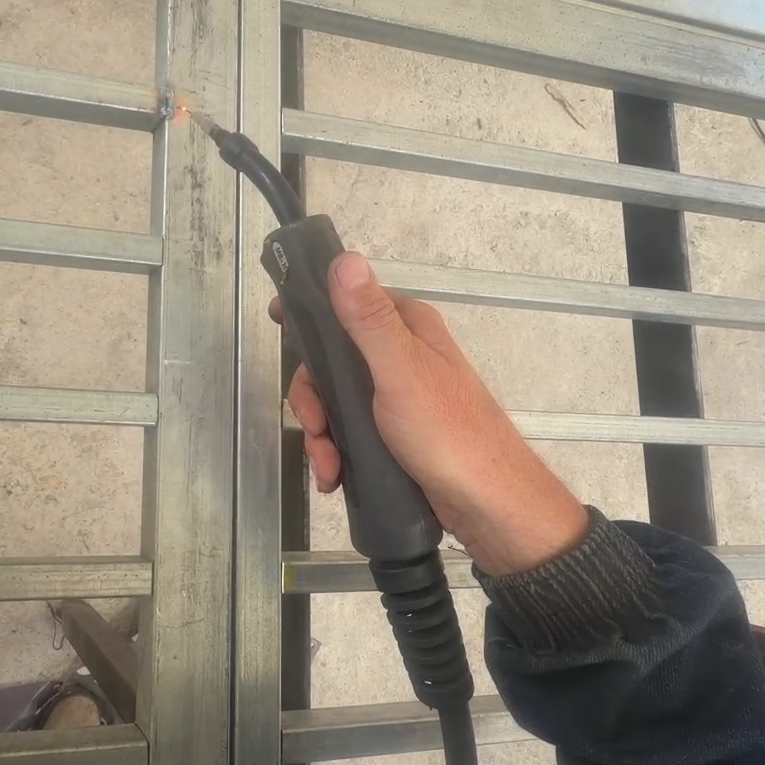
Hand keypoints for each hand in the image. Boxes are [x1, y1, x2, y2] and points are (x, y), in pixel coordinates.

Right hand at [283, 253, 588, 574]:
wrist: (486, 505)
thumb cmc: (445, 431)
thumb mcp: (399, 369)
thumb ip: (368, 318)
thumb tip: (344, 259)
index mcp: (405, 328)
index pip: (347, 303)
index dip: (310, 314)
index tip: (279, 324)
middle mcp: (399, 355)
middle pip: (330, 360)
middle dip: (313, 398)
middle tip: (315, 426)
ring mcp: (395, 396)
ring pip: (335, 400)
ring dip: (321, 434)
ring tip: (328, 466)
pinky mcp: (392, 433)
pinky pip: (349, 432)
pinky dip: (335, 452)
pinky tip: (334, 475)